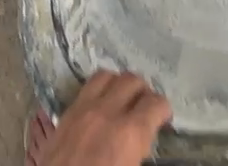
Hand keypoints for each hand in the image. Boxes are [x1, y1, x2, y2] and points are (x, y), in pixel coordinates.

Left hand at [34, 71, 170, 165]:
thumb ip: (139, 150)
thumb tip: (143, 142)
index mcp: (129, 134)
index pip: (156, 103)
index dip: (164, 110)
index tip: (163, 119)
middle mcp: (107, 113)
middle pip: (132, 80)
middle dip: (143, 92)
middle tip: (145, 108)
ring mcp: (82, 111)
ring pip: (106, 76)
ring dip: (118, 84)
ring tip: (122, 100)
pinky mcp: (64, 116)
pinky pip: (85, 89)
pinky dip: (98, 91)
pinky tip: (100, 108)